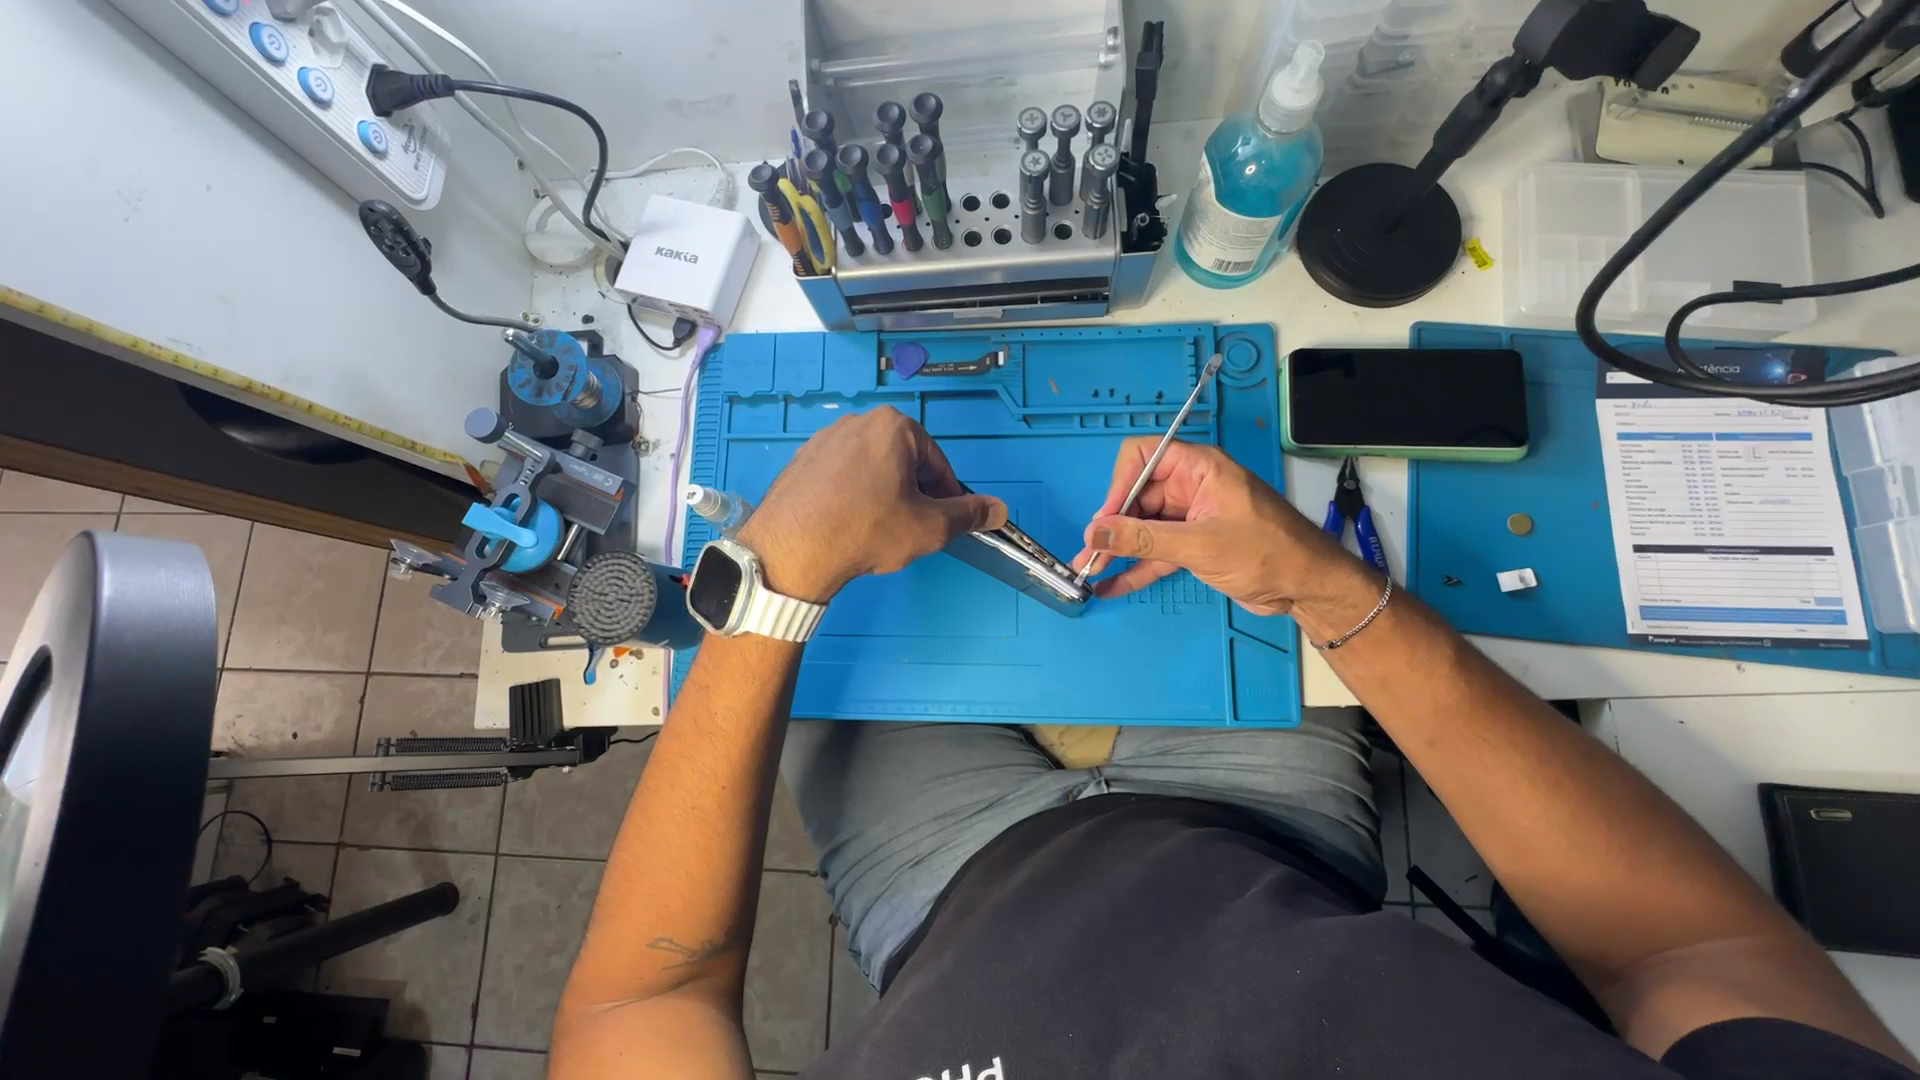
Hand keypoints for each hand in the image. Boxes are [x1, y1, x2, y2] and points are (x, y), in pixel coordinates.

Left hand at [735, 407, 1006, 602]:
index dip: (945, 498)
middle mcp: (858, 421)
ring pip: (872, 469)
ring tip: (874, 531)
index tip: (940, 524)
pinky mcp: (801, 460)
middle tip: (906, 530)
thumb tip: (999, 509)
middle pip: (904, 462)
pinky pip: (841, 476)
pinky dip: (851, 497)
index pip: (937, 464)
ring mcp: (824, 439)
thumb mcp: (930, 527)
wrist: (792, 549)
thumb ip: (968, 515)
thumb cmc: (868, 530)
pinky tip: (846, 526)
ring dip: (883, 496)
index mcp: (895, 426)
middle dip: (912, 495)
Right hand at [1072, 439, 1365, 615]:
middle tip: (1089, 556)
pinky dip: (1135, 569)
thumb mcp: (1200, 544)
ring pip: (1142, 528)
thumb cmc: (1268, 552)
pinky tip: (1110, 586)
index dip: (1119, 485)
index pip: (1144, 457)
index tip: (1105, 520)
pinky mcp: (1194, 546)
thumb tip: (1095, 533)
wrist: (1309, 588)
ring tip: (1087, 572)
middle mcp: (1191, 487)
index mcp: (1199, 468)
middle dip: (1111, 526)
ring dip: (1117, 550)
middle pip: (1137, 497)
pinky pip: (1155, 553)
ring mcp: (1191, 518)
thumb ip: (1144, 539)